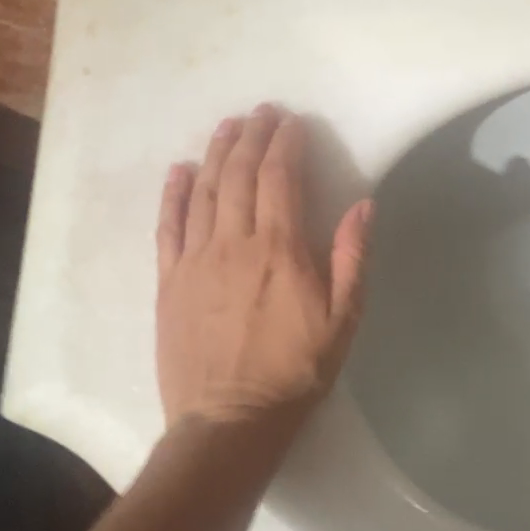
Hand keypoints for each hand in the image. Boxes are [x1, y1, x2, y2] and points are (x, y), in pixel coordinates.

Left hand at [155, 104, 370, 431]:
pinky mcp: (169, 282)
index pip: (280, 180)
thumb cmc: (297, 370)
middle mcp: (233, 244)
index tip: (292, 121)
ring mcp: (194, 261)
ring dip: (217, 153)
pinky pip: (167, 227)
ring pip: (204, 193)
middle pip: (240, 177)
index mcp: (280, 250)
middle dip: (252, 138)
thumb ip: (351, 258)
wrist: (229, 419)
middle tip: (262, 111)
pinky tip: (180, 170)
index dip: (286, 145)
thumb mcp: (343, 318)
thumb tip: (362, 205)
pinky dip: (174, 194)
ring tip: (228, 126)